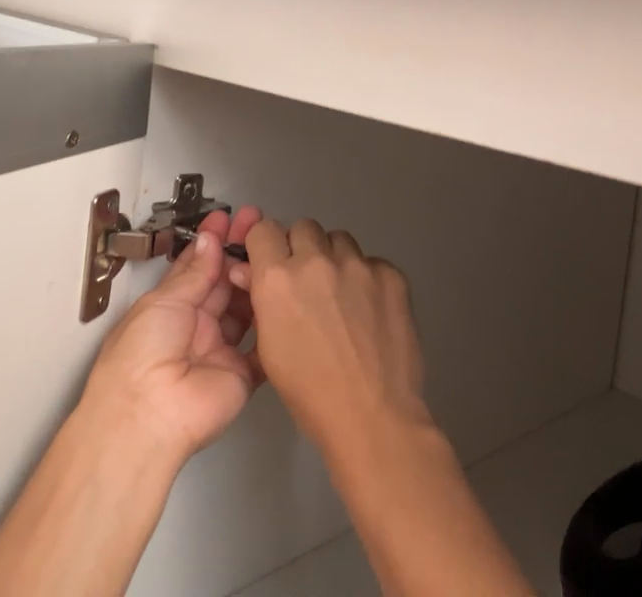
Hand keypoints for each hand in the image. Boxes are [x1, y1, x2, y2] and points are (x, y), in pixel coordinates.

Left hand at [75, 206, 263, 464]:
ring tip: (274, 255)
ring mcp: (219, 351)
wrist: (147, 416)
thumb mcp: (163, 302)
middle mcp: (195, 328)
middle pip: (225, 285)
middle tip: (259, 228)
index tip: (230, 219)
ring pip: (247, 310)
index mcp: (169, 309)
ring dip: (259, 284)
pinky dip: (275, 328)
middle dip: (241, 255)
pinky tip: (286, 301)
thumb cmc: (136, 362)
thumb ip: (194, 272)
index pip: (198, 267)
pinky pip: (264, 349)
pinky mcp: (241, 374)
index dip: (215, 241)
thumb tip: (208, 241)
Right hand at [237, 219, 429, 456]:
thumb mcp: (269, 347)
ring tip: (341, 296)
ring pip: (340, 240)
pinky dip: (367, 278)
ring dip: (334, 259)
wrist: (372, 414)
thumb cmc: (309, 391)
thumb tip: (249, 271)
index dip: (267, 245)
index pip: (264, 230)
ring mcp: (359, 265)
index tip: (272, 262)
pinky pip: (372, 262)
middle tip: (308, 282)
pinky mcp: (392, 275)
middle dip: (302, 249)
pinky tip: (370, 311)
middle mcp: (317, 261)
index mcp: (278, 278)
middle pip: (304, 228)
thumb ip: (261, 299)